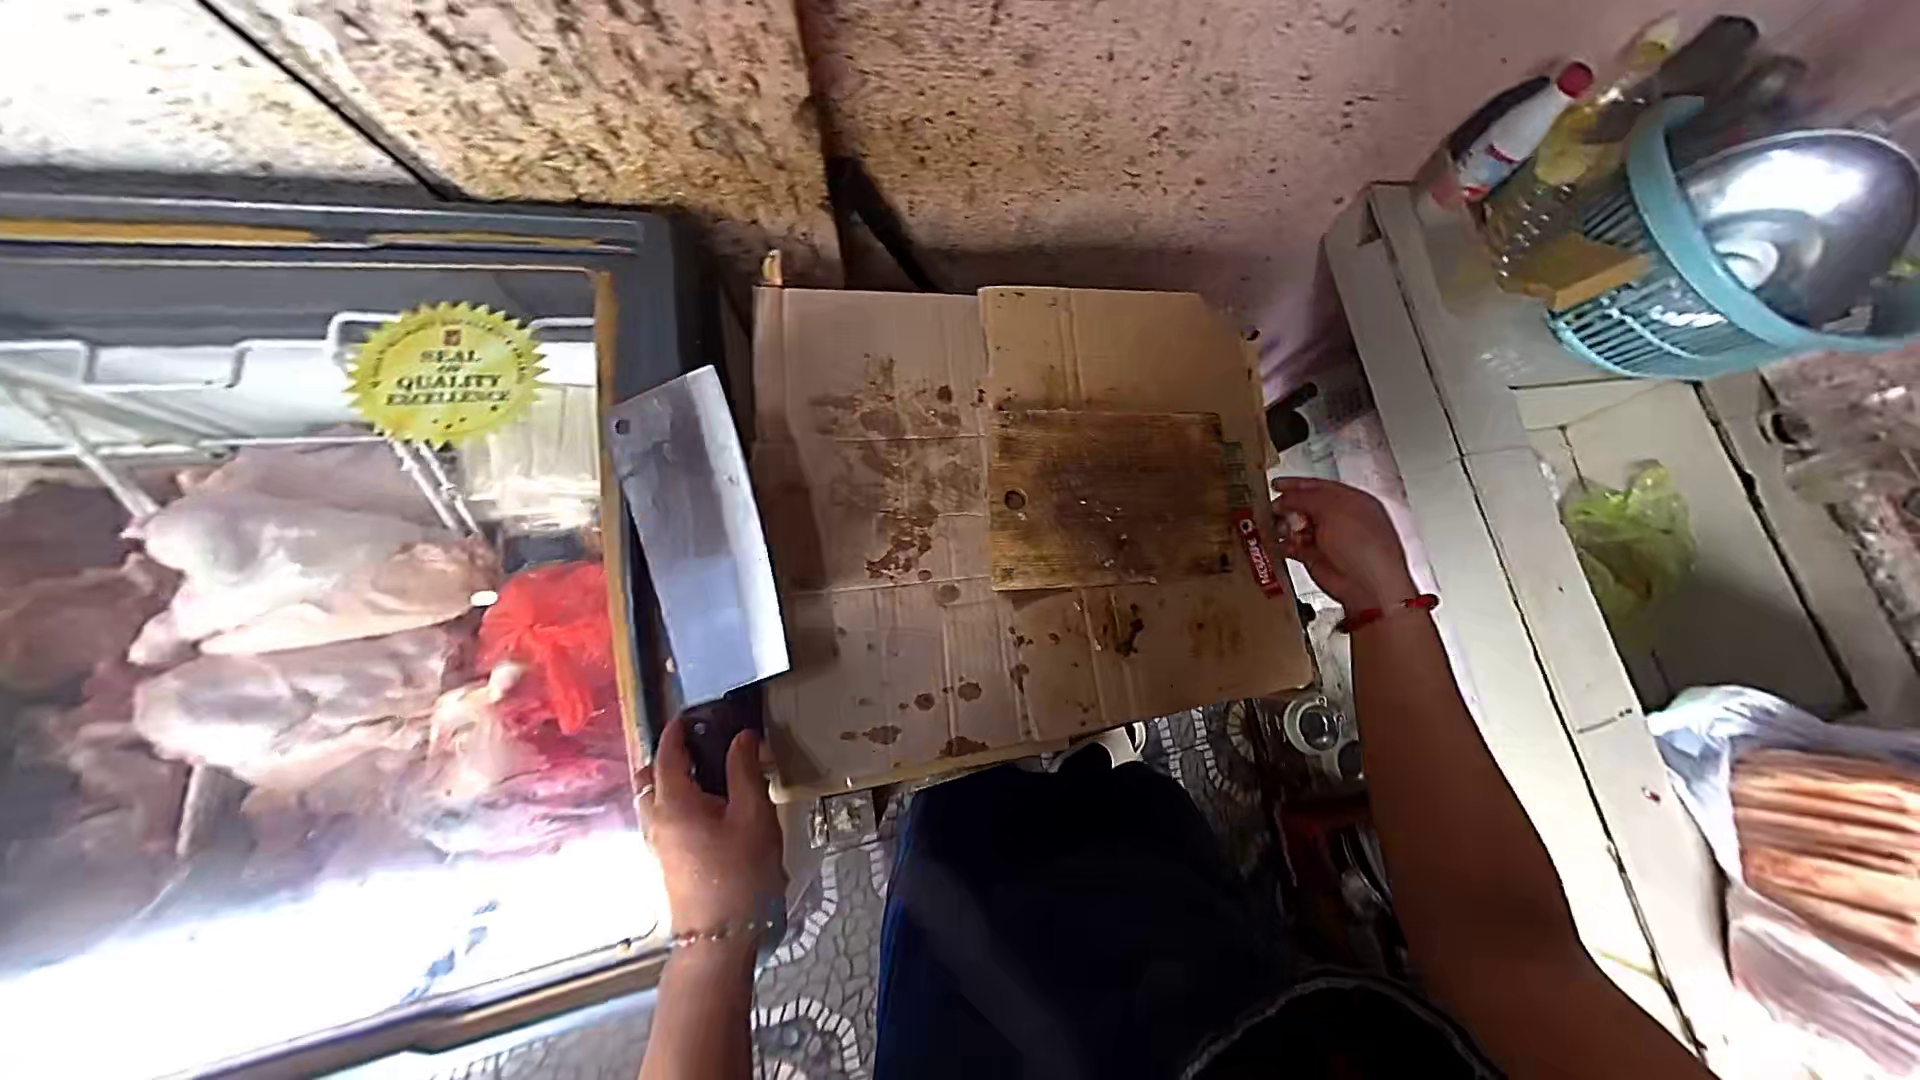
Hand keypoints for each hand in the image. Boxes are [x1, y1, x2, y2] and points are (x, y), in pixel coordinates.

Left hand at [637, 715, 785, 936]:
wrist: (722, 937)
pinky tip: (709, 805)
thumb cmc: (740, 871)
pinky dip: (676, 798)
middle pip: (650, 776)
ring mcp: (658, 843)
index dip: (677, 730)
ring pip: (654, 798)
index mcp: (674, 803)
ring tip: (709, 772)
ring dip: (672, 778)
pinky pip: (662, 816)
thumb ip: (745, 770)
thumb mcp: (754, 813)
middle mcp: (656, 820)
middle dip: (669, 755)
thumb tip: (742, 737)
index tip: (691, 715)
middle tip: (703, 744)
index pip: (667, 754)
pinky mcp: (667, 859)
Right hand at [1271, 476, 1418, 610]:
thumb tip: (1285, 497)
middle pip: (1304, 506)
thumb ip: (1307, 498)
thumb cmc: (1365, 548)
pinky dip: (1283, 544)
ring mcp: (1327, 538)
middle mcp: (1340, 519)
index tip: (1276, 485)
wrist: (1366, 585)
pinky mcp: (1315, 557)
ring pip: (1296, 526)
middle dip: (1286, 507)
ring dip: (1283, 526)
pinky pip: (1292, 546)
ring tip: (1276, 528)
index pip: (1319, 487)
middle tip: (1272, 509)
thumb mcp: (1333, 511)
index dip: (1296, 485)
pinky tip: (1278, 543)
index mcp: (1352, 502)